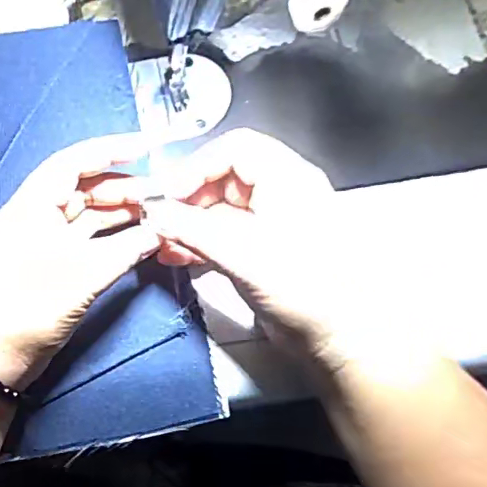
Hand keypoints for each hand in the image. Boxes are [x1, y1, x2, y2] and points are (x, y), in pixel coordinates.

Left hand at [0, 133, 162, 389]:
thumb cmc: (32, 307)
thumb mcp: (85, 274)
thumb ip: (127, 249)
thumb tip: (159, 231)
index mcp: (32, 205)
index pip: (73, 163)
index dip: (111, 150)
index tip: (147, 146)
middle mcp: (37, 216)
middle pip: (84, 188)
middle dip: (124, 188)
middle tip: (163, 194)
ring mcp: (45, 241)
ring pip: (88, 216)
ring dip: (121, 214)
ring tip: (159, 215)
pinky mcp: (53, 265)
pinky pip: (87, 241)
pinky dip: (113, 239)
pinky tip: (141, 238)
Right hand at [141, 129, 404, 381]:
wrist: (332, 336)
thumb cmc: (304, 291)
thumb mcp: (242, 254)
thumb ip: (193, 230)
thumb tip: (154, 213)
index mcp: (288, 180)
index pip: (234, 150)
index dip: (196, 166)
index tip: (167, 193)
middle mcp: (279, 195)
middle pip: (222, 178)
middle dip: (186, 197)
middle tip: (159, 218)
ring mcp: (269, 225)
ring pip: (218, 209)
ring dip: (187, 223)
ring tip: (161, 241)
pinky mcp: (260, 253)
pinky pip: (222, 236)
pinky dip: (197, 242)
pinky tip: (175, 255)